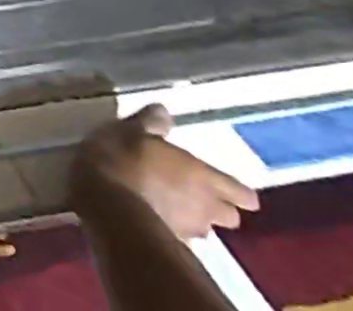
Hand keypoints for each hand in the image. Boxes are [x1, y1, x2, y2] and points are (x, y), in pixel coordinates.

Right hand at [70, 104, 259, 239]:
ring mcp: (191, 228)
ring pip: (202, 227)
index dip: (234, 191)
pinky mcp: (169, 241)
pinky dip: (166, 227)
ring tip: (162, 205)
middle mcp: (208, 206)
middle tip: (188, 194)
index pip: (244, 194)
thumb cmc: (121, 159)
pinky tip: (145, 216)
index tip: (218, 185)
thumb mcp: (127, 131)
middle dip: (214, 207)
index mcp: (204, 176)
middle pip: (229, 215)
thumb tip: (164, 110)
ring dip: (189, 218)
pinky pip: (176, 235)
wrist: (108, 203)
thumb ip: (149, 123)